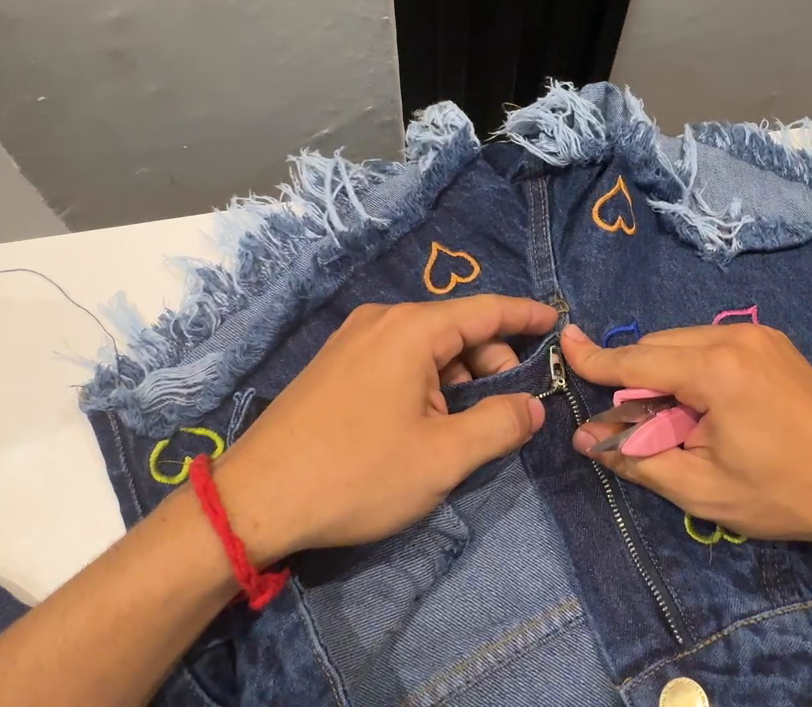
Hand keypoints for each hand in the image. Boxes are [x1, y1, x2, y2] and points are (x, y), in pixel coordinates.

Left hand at [212, 296, 554, 558]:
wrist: (253, 501)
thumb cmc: (357, 473)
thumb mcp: (442, 457)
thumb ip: (499, 425)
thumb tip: (533, 408)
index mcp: (413, 329)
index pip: (487, 310)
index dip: (527, 316)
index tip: (558, 324)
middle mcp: (383, 321)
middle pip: (458, 330)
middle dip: (493, 363)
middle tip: (511, 411)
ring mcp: (353, 342)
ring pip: (428, 350)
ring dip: (458, 381)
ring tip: (465, 430)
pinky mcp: (335, 366)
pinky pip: (398, 362)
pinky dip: (426, 385)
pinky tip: (426, 425)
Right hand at [563, 322, 811, 544]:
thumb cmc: (780, 493)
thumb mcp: (700, 488)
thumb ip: (637, 457)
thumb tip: (586, 438)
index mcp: (715, 370)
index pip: (637, 361)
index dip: (596, 359)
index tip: (564, 343)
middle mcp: (733, 336)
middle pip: (657, 345)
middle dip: (635, 377)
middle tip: (636, 423)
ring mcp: (756, 332)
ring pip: (682, 340)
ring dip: (665, 371)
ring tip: (679, 419)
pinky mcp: (771, 338)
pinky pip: (710, 341)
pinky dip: (692, 364)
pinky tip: (705, 402)